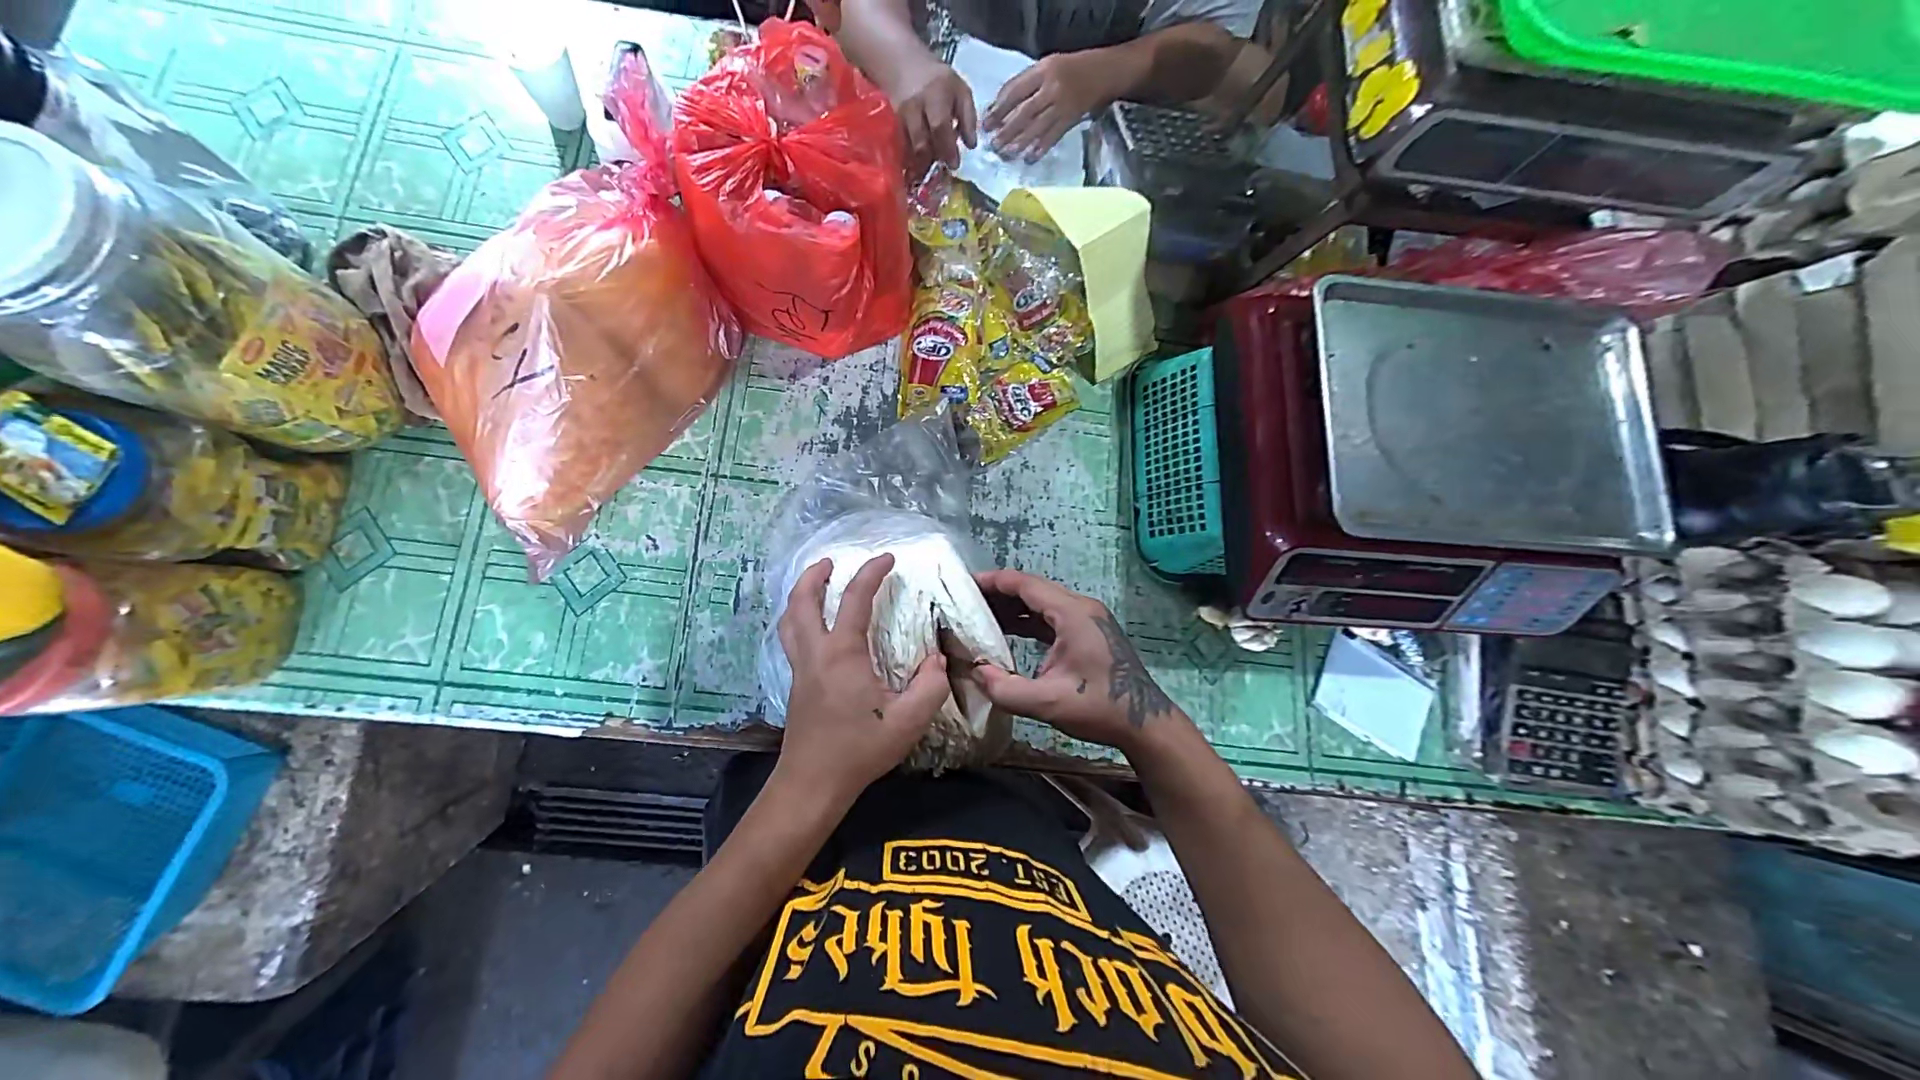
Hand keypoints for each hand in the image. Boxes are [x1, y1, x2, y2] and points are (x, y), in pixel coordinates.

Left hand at [775, 554, 949, 808]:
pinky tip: (813, 627)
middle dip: (815, 575)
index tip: (888, 558)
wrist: (813, 783)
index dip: (871, 573)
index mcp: (842, 654)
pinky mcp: (796, 684)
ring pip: (790, 620)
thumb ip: (931, 686)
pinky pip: (791, 638)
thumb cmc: (859, 749)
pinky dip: (798, 618)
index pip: (855, 600)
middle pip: (803, 601)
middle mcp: (815, 654)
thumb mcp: (909, 721)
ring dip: (800, 595)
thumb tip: (937, 660)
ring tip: (815, 584)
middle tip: (832, 561)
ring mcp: (800, 669)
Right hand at [884, 55, 977, 175]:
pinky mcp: (892, 124)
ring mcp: (900, 115)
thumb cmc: (938, 81)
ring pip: (910, 148)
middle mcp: (914, 105)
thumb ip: (968, 116)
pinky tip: (918, 166)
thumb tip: (971, 145)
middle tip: (944, 167)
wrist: (903, 66)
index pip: (940, 127)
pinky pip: (901, 147)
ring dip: (922, 163)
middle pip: (922, 142)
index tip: (955, 164)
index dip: (948, 149)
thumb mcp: (960, 90)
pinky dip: (910, 159)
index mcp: (935, 95)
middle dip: (934, 159)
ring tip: (931, 168)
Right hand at [972, 568, 1183, 751]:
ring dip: (1012, 609)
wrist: (1144, 723)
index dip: (993, 582)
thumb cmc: (1099, 708)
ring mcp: (1087, 619)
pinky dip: (1028, 622)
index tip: (965, 585)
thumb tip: (975, 673)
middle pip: (1033, 590)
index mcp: (1072, 613)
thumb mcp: (1047, 702)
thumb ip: (1005, 689)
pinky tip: (1007, 633)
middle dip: (998, 594)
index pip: (1025, 585)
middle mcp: (1081, 608)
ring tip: (979, 618)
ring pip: (1042, 603)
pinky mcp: (1088, 633)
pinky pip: (1052, 618)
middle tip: (965, 603)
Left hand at [982, 53, 1106, 161]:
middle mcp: (1051, 88)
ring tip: (1006, 154)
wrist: (1104, 72)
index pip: (1015, 91)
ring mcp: (1062, 106)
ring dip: (1020, 143)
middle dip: (1006, 130)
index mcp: (1043, 71)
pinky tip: (1029, 158)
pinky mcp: (1070, 120)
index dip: (999, 109)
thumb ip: (1025, 83)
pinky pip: (1053, 136)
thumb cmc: (1070, 69)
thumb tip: (999, 106)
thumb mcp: (1047, 66)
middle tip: (993, 144)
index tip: (986, 123)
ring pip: (1036, 127)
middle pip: (1024, 112)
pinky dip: (1040, 148)